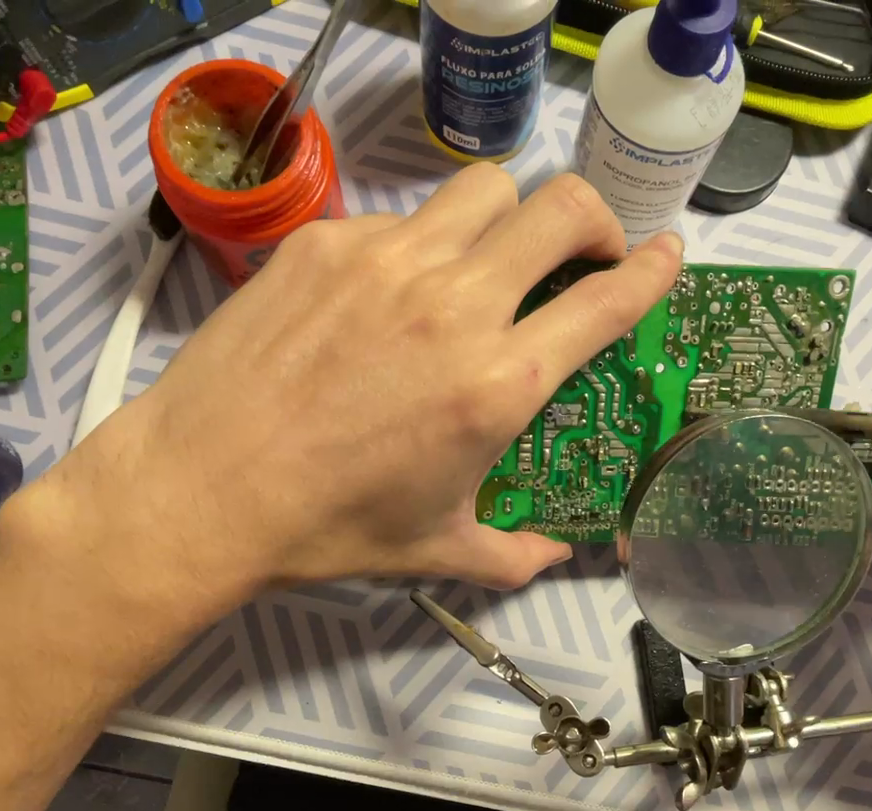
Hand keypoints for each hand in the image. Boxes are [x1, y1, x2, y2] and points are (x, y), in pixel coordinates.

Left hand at [34, 166, 682, 626]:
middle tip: (584, 252)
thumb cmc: (329, 525)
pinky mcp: (327, 241)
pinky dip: (422, 244)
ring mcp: (389, 261)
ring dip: (510, 217)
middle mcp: (458, 305)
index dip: (652, 272)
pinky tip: (391, 292)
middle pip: (562, 207)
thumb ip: (514, 554)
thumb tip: (558, 558)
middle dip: (594, 219)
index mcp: (499, 382)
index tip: (665, 257)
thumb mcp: (436, 549)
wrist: (206, 487)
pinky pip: (402, 218)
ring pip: (484, 191)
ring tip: (490, 259)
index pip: (606, 301)